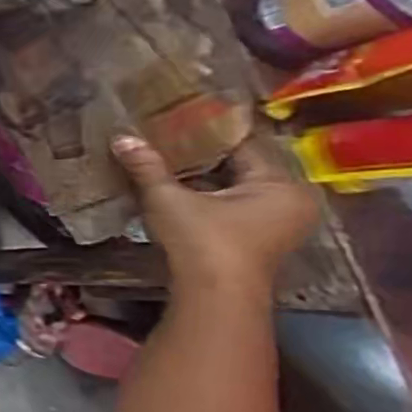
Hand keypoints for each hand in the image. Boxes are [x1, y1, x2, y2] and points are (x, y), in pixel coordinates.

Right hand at [111, 134, 317, 299]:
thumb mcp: (168, 198)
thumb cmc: (203, 239)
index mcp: (282, 185)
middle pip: (240, 166)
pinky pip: (233, 202)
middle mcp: (291, 200)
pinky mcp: (260, 236)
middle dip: (202, 155)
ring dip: (202, 175)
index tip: (175, 119)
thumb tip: (121, 137)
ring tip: (164, 157)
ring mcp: (278, 221)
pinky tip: (175, 184)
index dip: (205, 131)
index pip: (242, 145)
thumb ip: (147, 166)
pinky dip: (207, 193)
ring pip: (235, 185)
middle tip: (164, 136)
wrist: (214, 292)